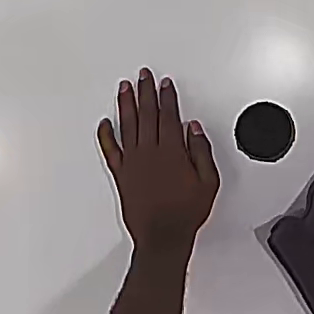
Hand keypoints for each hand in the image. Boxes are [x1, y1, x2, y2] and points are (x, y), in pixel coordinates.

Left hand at [98, 68, 219, 260]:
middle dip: (146, 91)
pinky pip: (110, 150)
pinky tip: (104, 123)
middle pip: (147, 113)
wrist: (162, 237)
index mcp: (172, 152)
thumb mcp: (208, 182)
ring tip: (124, 87)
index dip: (167, 97)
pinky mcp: (121, 174)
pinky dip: (106, 135)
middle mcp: (150, 153)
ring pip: (128, 125)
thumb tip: (193, 130)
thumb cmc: (185, 213)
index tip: (165, 84)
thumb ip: (201, 152)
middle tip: (143, 76)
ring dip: (126, 104)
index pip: (169, 116)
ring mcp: (133, 162)